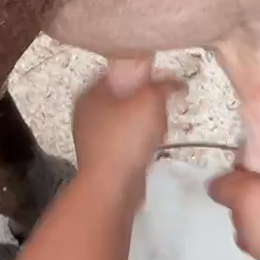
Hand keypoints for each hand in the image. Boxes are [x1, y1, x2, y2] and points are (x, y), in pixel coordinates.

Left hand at [70, 68, 178, 198]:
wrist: (113, 187)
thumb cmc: (126, 138)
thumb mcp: (149, 101)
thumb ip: (161, 85)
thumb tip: (172, 82)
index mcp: (90, 94)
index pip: (117, 72)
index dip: (141, 74)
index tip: (160, 81)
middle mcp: (86, 114)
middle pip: (123, 97)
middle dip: (146, 101)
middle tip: (162, 105)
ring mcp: (93, 138)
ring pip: (126, 120)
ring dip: (145, 123)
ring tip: (160, 129)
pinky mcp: (103, 158)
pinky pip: (126, 141)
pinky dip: (140, 142)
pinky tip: (152, 147)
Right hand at [208, 132, 259, 259]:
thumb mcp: (245, 195)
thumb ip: (223, 183)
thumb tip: (217, 185)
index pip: (257, 138)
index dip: (242, 161)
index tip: (240, 182)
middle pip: (255, 171)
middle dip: (244, 196)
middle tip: (247, 211)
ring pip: (259, 197)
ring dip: (249, 218)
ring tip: (255, 234)